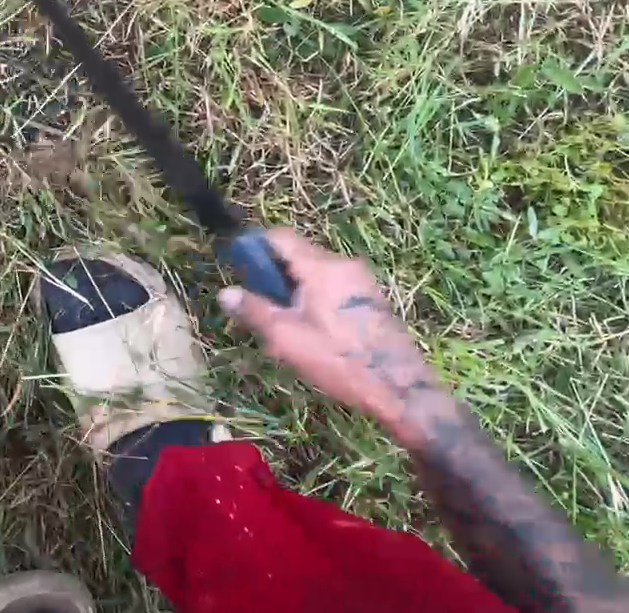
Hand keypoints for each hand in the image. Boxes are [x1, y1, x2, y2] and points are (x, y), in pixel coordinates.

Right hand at [219, 228, 447, 445]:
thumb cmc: (340, 361)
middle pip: (298, 255)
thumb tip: (225, 293)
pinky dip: (318, 299)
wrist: (402, 391)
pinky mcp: (373, 300)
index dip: (256, 247)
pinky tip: (317, 334)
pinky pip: (335, 287)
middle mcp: (343, 265)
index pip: (280, 237)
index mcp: (320, 268)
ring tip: (290, 327)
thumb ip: (254, 311)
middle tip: (266, 309)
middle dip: (276, 276)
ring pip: (316, 273)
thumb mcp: (287, 338)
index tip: (243, 269)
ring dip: (297, 291)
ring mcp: (362, 281)